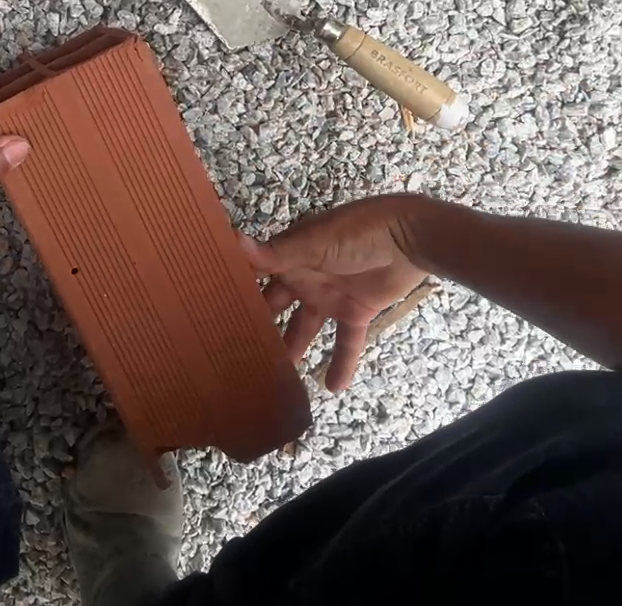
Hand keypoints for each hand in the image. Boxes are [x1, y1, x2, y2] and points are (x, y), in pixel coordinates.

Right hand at [242, 195, 437, 391]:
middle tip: (236, 348)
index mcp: (289, 256)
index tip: (212, 311)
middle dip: (260, 323)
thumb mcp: (312, 244)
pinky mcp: (356, 312)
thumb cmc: (354, 234)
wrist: (409, 238)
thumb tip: (232, 239)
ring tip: (277, 376)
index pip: (256, 274)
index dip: (237, 290)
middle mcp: (304, 277)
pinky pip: (345, 342)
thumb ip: (274, 253)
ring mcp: (329, 296)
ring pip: (305, 327)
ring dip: (294, 347)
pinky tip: (332, 388)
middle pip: (276, 305)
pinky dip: (341, 363)